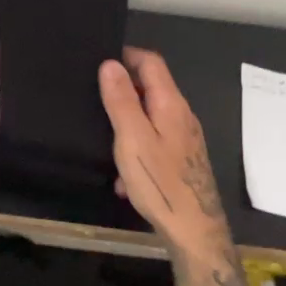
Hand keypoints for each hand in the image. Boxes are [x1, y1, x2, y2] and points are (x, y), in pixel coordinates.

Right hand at [98, 47, 230, 258]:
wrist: (194, 230)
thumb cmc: (160, 181)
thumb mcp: (132, 138)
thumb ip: (121, 100)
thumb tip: (110, 64)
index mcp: (170, 104)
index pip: (151, 62)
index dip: (126, 55)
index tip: (98, 61)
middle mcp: (181, 116)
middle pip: (152, 88)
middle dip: (123, 88)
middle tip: (91, 95)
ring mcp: (184, 139)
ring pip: (150, 117)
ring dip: (126, 121)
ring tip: (100, 133)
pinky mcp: (180, 160)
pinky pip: (154, 142)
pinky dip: (135, 148)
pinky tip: (121, 175)